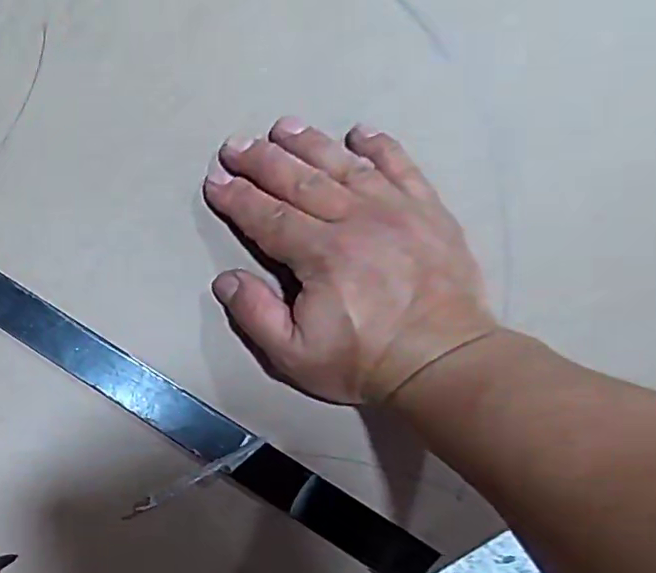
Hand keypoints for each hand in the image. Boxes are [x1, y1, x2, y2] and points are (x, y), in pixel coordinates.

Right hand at [202, 117, 499, 403]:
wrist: (441, 360)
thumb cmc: (359, 362)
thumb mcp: (291, 354)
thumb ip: (256, 314)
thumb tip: (226, 280)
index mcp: (323, 256)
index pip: (269, 219)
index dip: (238, 199)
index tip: (215, 181)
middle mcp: (358, 222)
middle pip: (301, 182)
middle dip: (263, 162)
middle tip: (236, 145)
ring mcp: (398, 211)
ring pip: (346, 166)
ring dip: (311, 144)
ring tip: (284, 127)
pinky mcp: (428, 212)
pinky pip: (401, 167)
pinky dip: (380, 147)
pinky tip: (360, 133)